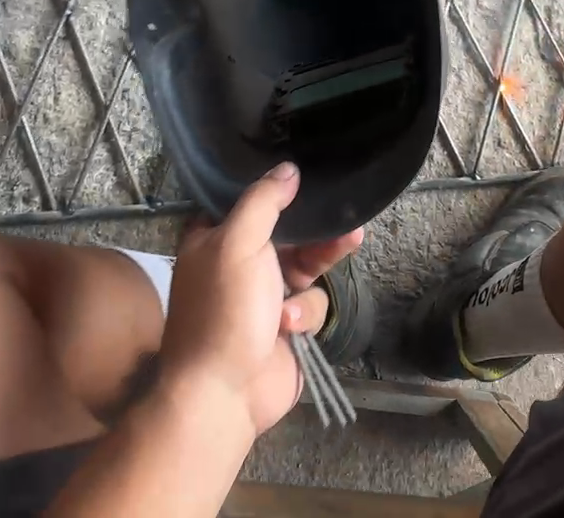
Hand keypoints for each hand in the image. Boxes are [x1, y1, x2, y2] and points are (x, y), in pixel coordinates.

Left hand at [158, 163, 363, 433]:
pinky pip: (309, 302)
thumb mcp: (238, 243)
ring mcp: (263, 294)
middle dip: (317, 226)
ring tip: (349, 243)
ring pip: (308, 263)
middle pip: (288, 230)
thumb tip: (288, 169)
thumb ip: (263, 201)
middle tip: (348, 213)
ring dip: (320, 261)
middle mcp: (238, 261)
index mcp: (213, 237)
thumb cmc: (224, 310)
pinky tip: (290, 326)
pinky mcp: (286, 325)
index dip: (276, 186)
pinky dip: (304, 313)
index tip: (308, 170)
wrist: (224, 394)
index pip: (247, 199)